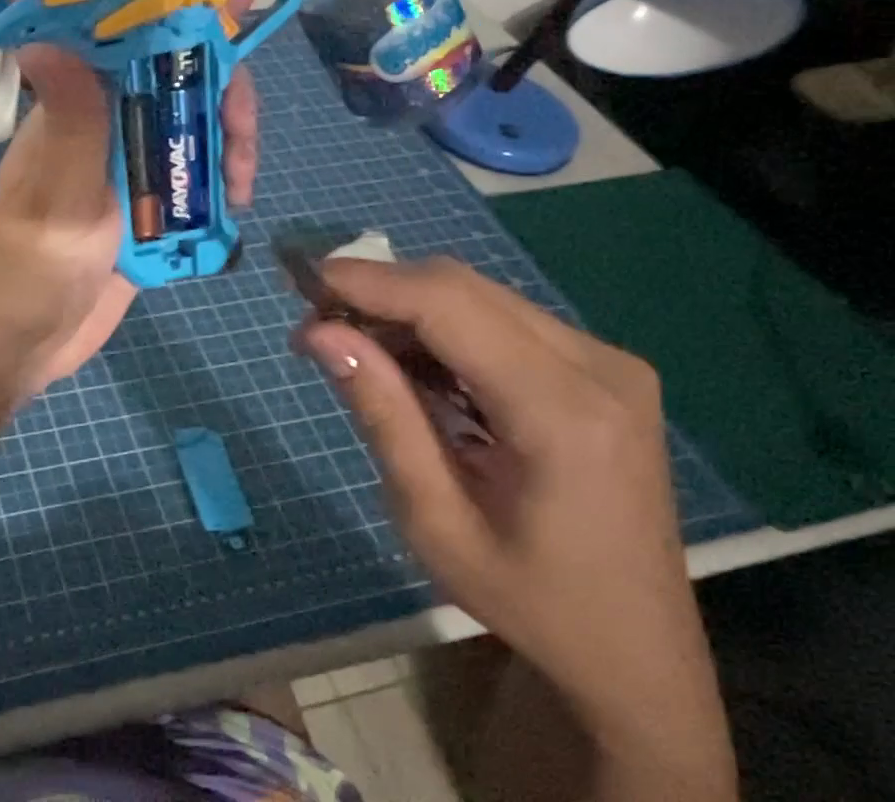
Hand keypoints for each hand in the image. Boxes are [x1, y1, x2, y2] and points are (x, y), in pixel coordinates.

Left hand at [0, 45, 258, 393]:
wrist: (21, 351)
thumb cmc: (27, 273)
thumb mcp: (57, 196)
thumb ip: (71, 120)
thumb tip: (43, 36)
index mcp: (67, 116)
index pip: (128, 50)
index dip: (179, 36)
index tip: (231, 44)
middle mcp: (97, 136)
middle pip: (172, 90)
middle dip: (217, 105)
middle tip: (241, 146)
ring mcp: (121, 178)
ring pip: (187, 138)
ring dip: (224, 151)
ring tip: (241, 190)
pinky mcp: (140, 218)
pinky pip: (188, 188)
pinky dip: (216, 191)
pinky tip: (233, 211)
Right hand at [297, 258, 734, 796]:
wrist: (633, 649)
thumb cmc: (525, 597)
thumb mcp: (433, 517)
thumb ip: (382, 415)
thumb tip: (321, 335)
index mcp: (562, 411)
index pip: (449, 305)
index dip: (368, 282)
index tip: (297, 283)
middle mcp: (600, 368)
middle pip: (465, 289)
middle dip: (379, 292)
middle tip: (313, 327)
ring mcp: (609, 367)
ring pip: (483, 299)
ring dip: (407, 312)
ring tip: (350, 351)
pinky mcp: (603, 376)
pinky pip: (505, 325)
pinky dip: (443, 333)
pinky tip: (407, 370)